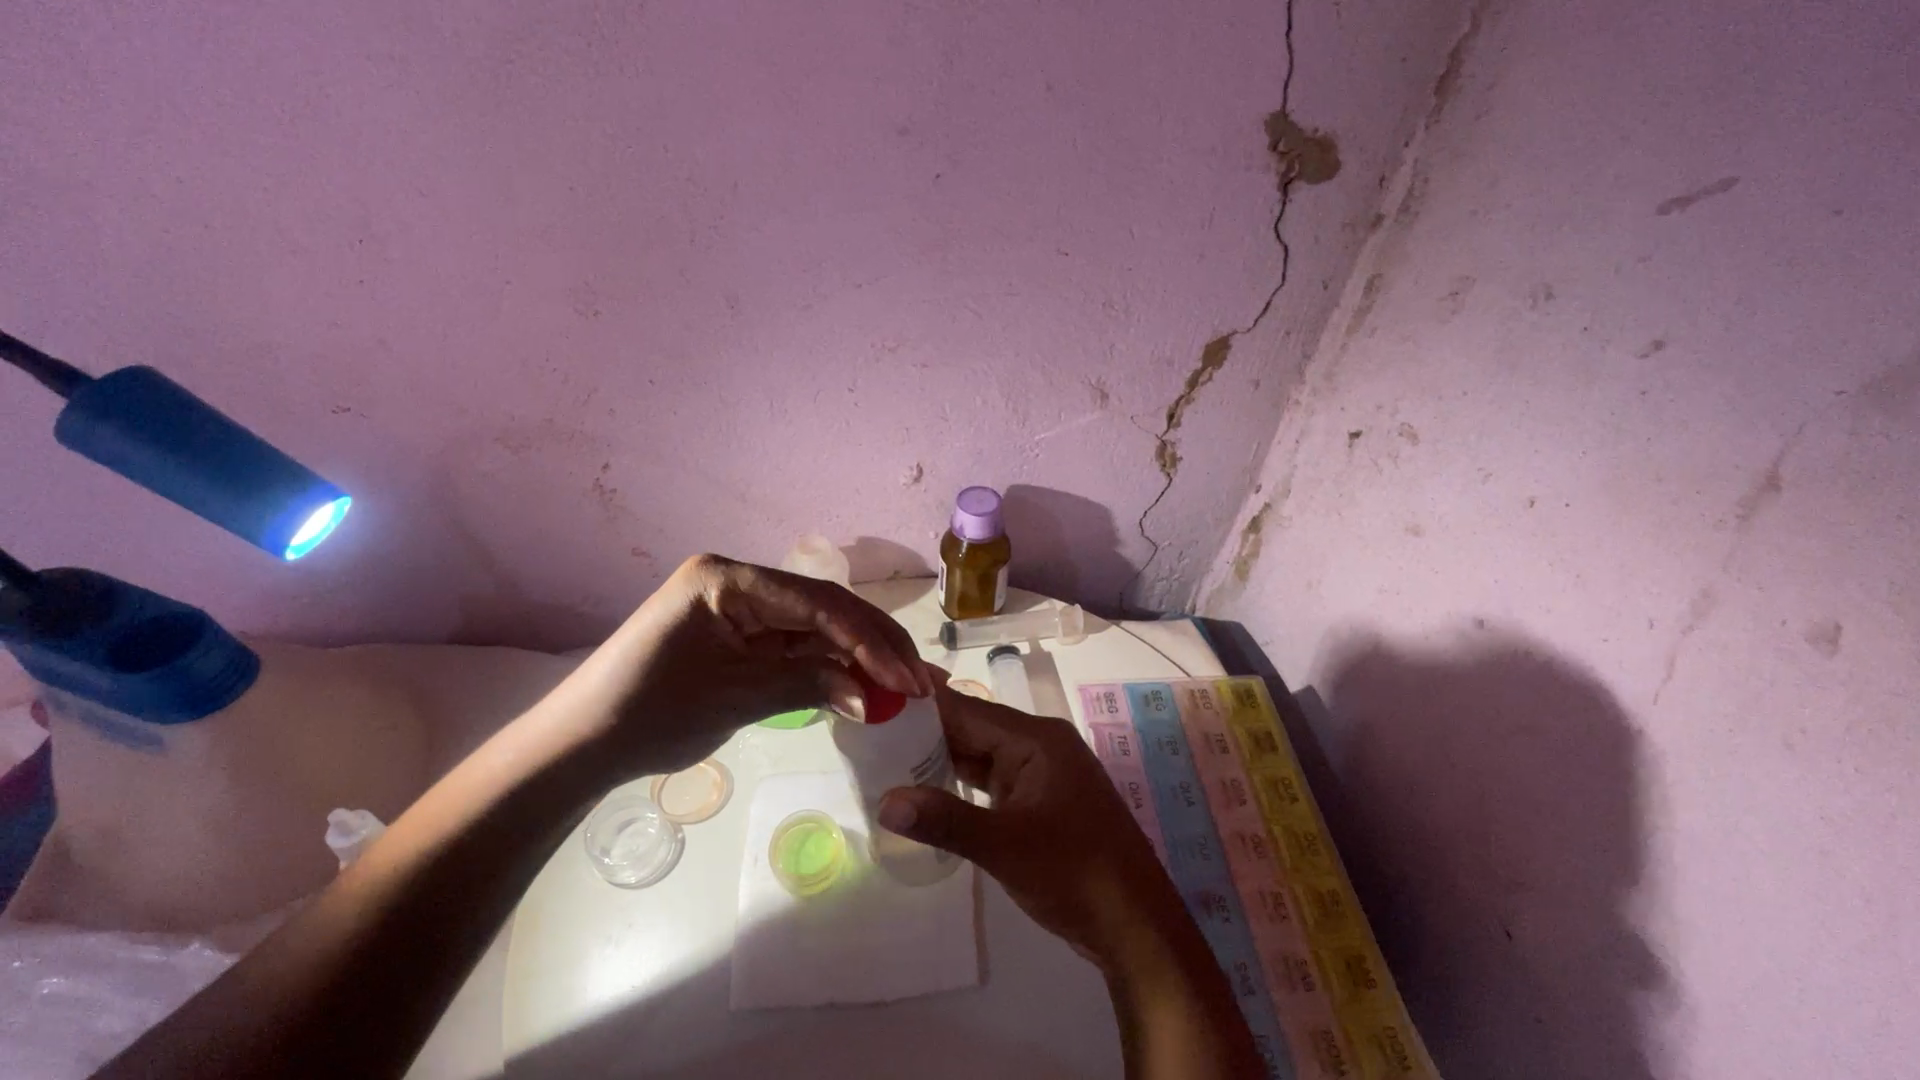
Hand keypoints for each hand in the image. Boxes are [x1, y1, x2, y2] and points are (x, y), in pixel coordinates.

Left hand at [545, 554, 932, 777]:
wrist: (582, 743)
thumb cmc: (649, 713)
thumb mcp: (736, 699)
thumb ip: (809, 686)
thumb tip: (875, 697)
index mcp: (728, 579)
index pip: (818, 603)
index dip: (870, 641)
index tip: (909, 681)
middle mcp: (738, 582)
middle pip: (822, 608)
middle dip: (872, 645)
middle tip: (918, 683)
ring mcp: (738, 608)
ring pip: (814, 627)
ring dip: (856, 657)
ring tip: (901, 687)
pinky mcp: (737, 635)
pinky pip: (793, 645)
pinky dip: (827, 667)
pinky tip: (861, 686)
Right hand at [877, 685, 1185, 967]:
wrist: (1136, 925)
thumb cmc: (1075, 874)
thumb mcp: (1005, 847)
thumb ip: (944, 820)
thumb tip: (885, 801)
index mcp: (1036, 740)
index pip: (967, 710)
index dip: (920, 706)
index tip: (873, 701)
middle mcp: (1040, 747)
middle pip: (972, 729)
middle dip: (923, 734)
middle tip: (867, 735)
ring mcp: (1043, 775)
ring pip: (981, 757)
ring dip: (939, 761)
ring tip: (883, 760)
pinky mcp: (1041, 803)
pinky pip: (992, 782)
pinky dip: (960, 786)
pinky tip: (926, 793)